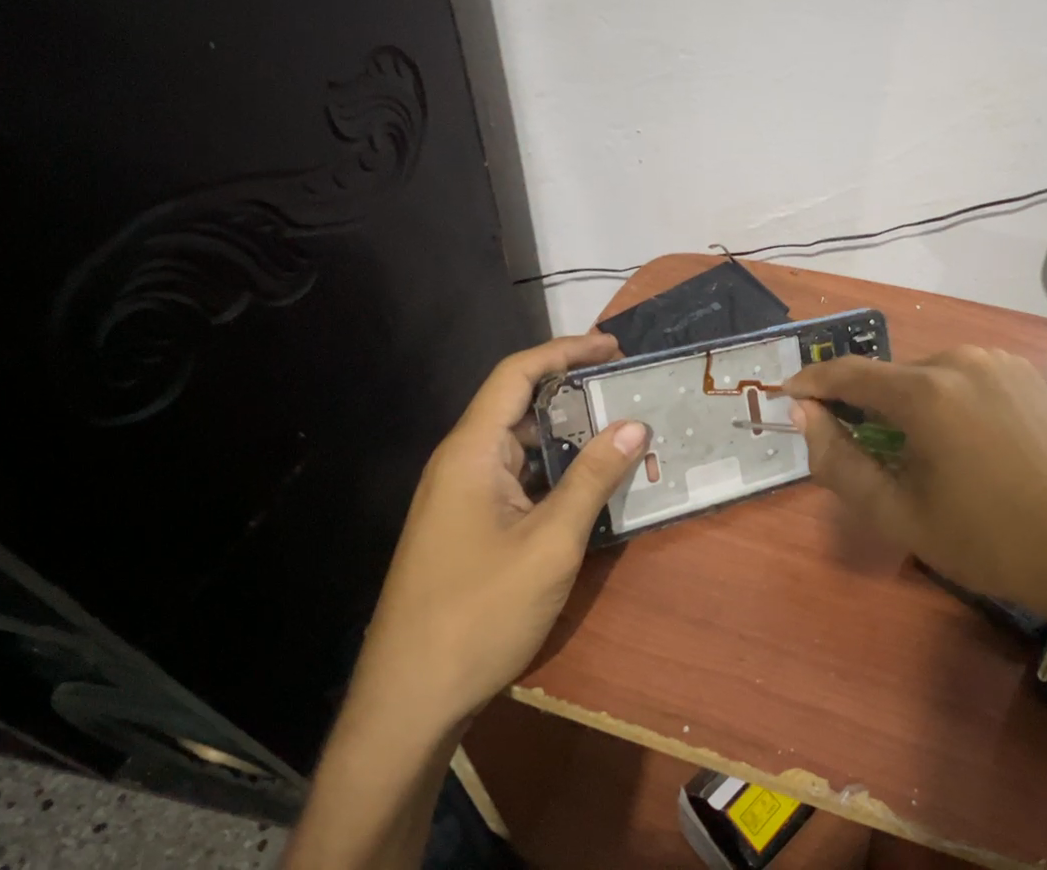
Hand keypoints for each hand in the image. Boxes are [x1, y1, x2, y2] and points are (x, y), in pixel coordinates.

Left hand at [350, 334, 647, 733]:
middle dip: (574, 393)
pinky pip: (517, 483)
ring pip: (520, 449)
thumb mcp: (551, 544)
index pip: (516, 376)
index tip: (614, 348)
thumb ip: (593, 480)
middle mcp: (461, 466)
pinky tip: (593, 487)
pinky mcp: (468, 530)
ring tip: (625, 434)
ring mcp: (461, 500)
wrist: (412, 697)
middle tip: (631, 392)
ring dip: (569, 438)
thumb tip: (634, 425)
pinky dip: (556, 474)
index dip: (565, 351)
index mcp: (470, 454)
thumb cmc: (480, 613)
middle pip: (518, 407)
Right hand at [783, 347, 1046, 624]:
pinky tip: (962, 444)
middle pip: (892, 377)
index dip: (812, 384)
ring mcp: (1000, 363)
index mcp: (927, 393)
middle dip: (868, 407)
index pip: (849, 374)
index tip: (788, 397)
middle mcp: (962, 360)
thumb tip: (804, 415)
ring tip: (920, 456)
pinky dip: (947, 401)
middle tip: (864, 455)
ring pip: (929, 376)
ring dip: (910, 405)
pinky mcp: (1026, 375)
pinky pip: (965, 379)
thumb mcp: (897, 513)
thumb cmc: (985, 540)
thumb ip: (838, 461)